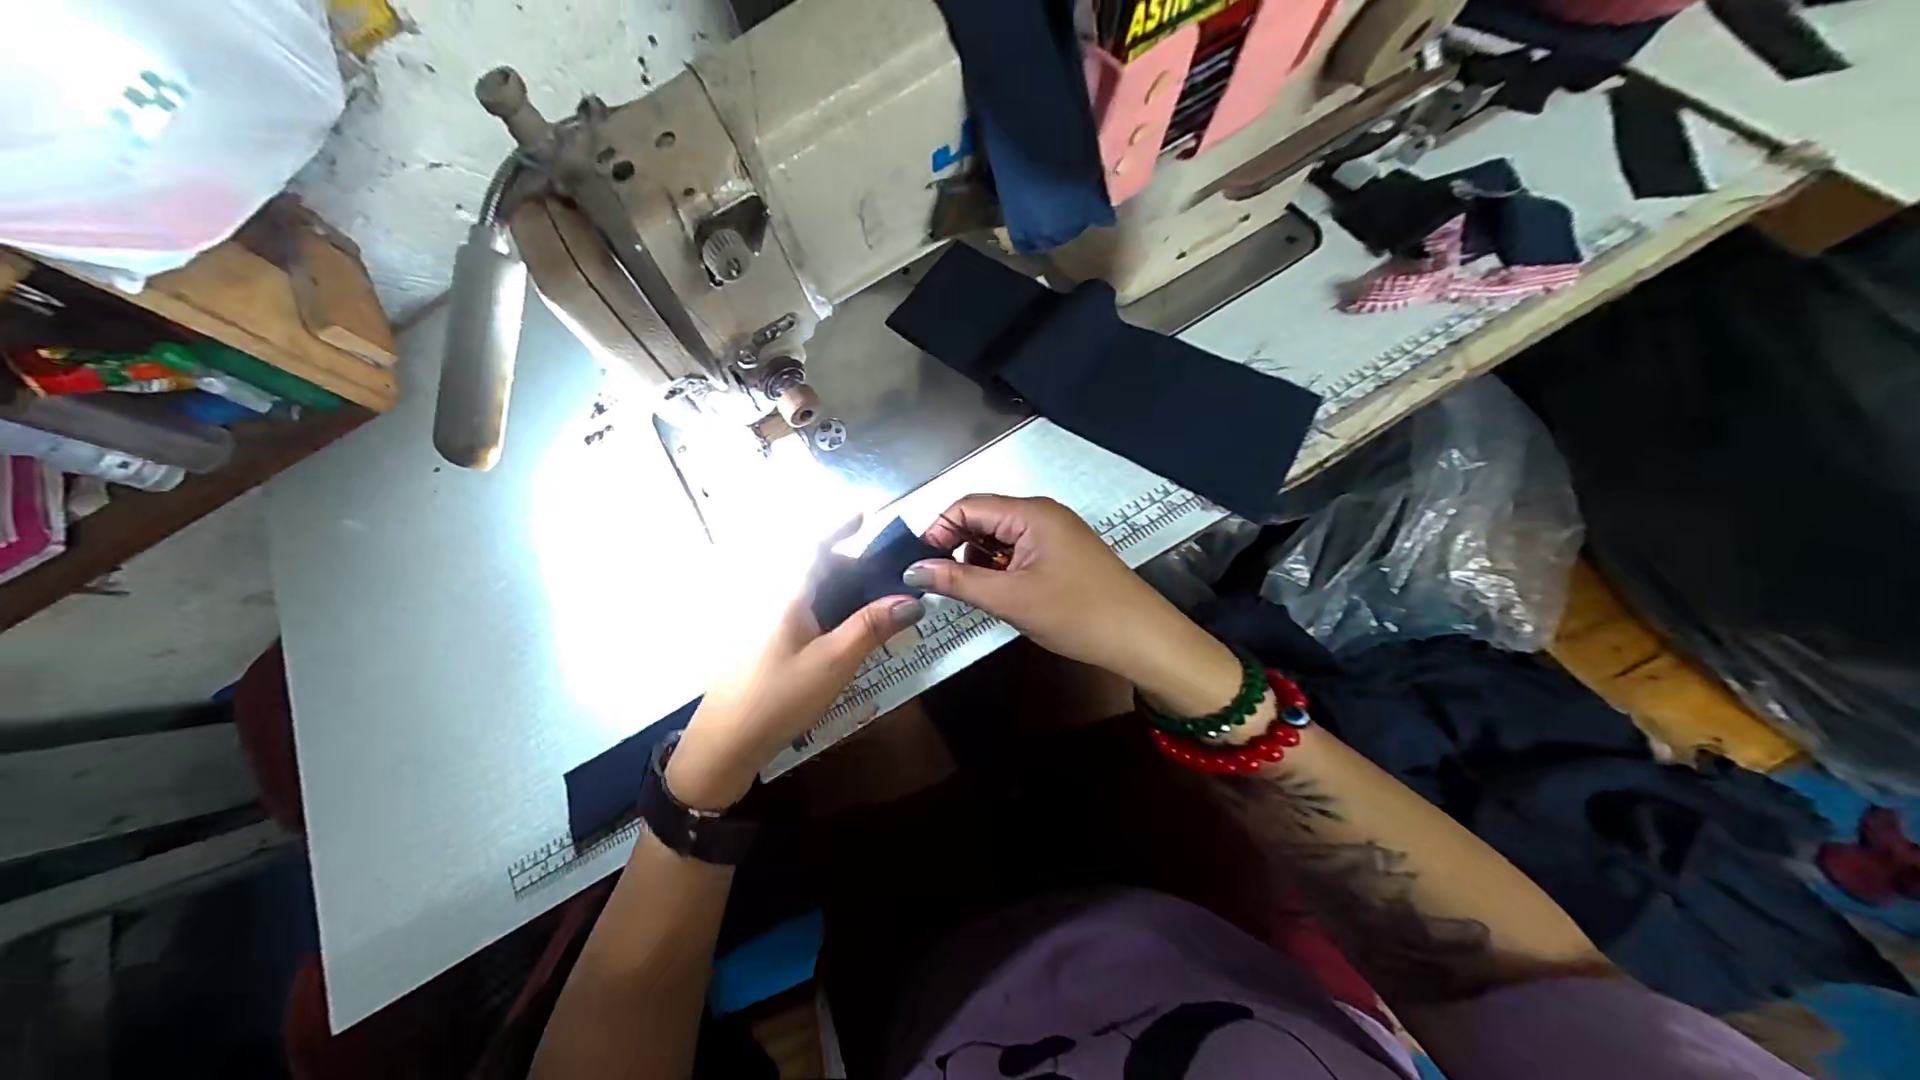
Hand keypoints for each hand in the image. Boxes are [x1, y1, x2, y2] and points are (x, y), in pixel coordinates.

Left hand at [668, 530, 925, 811]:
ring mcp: (757, 619)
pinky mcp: (755, 640)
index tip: (865, 515)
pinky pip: (792, 609)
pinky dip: (818, 610)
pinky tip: (835, 635)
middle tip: (880, 582)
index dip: (839, 525)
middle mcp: (767, 596)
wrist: (724, 744)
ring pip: (802, 590)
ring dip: (834, 591)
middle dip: (847, 566)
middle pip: (809, 566)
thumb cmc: (779, 696)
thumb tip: (910, 599)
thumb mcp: (834, 662)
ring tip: (866, 611)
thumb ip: (872, 626)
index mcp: (784, 592)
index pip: (812, 544)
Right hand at [905, 495, 1243, 716]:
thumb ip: (958, 581)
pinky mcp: (1062, 553)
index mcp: (1031, 513)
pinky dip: (1001, 568)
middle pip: (983, 517)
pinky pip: (1019, 550)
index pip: (968, 505)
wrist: (1141, 638)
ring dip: (979, 560)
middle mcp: (1042, 514)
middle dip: (957, 545)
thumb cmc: (1078, 614)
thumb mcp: (1010, 598)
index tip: (920, 562)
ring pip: (999, 536)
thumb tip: (914, 570)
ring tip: (973, 591)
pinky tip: (999, 592)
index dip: (938, 530)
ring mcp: (1055, 533)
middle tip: (940, 580)